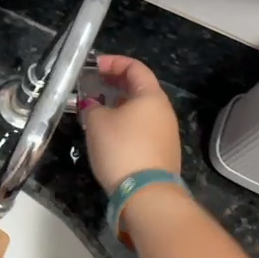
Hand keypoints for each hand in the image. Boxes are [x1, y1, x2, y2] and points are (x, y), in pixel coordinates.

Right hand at [79, 54, 181, 193]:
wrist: (146, 194)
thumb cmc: (121, 148)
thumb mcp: (97, 122)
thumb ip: (92, 106)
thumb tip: (94, 105)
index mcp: (151, 96)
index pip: (135, 68)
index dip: (114, 62)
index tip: (94, 65)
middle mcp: (163, 111)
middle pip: (139, 87)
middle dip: (114, 83)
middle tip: (92, 84)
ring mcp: (166, 132)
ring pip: (140, 109)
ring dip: (118, 104)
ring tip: (96, 108)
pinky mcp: (162, 151)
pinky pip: (142, 126)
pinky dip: (125, 121)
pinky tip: (108, 131)